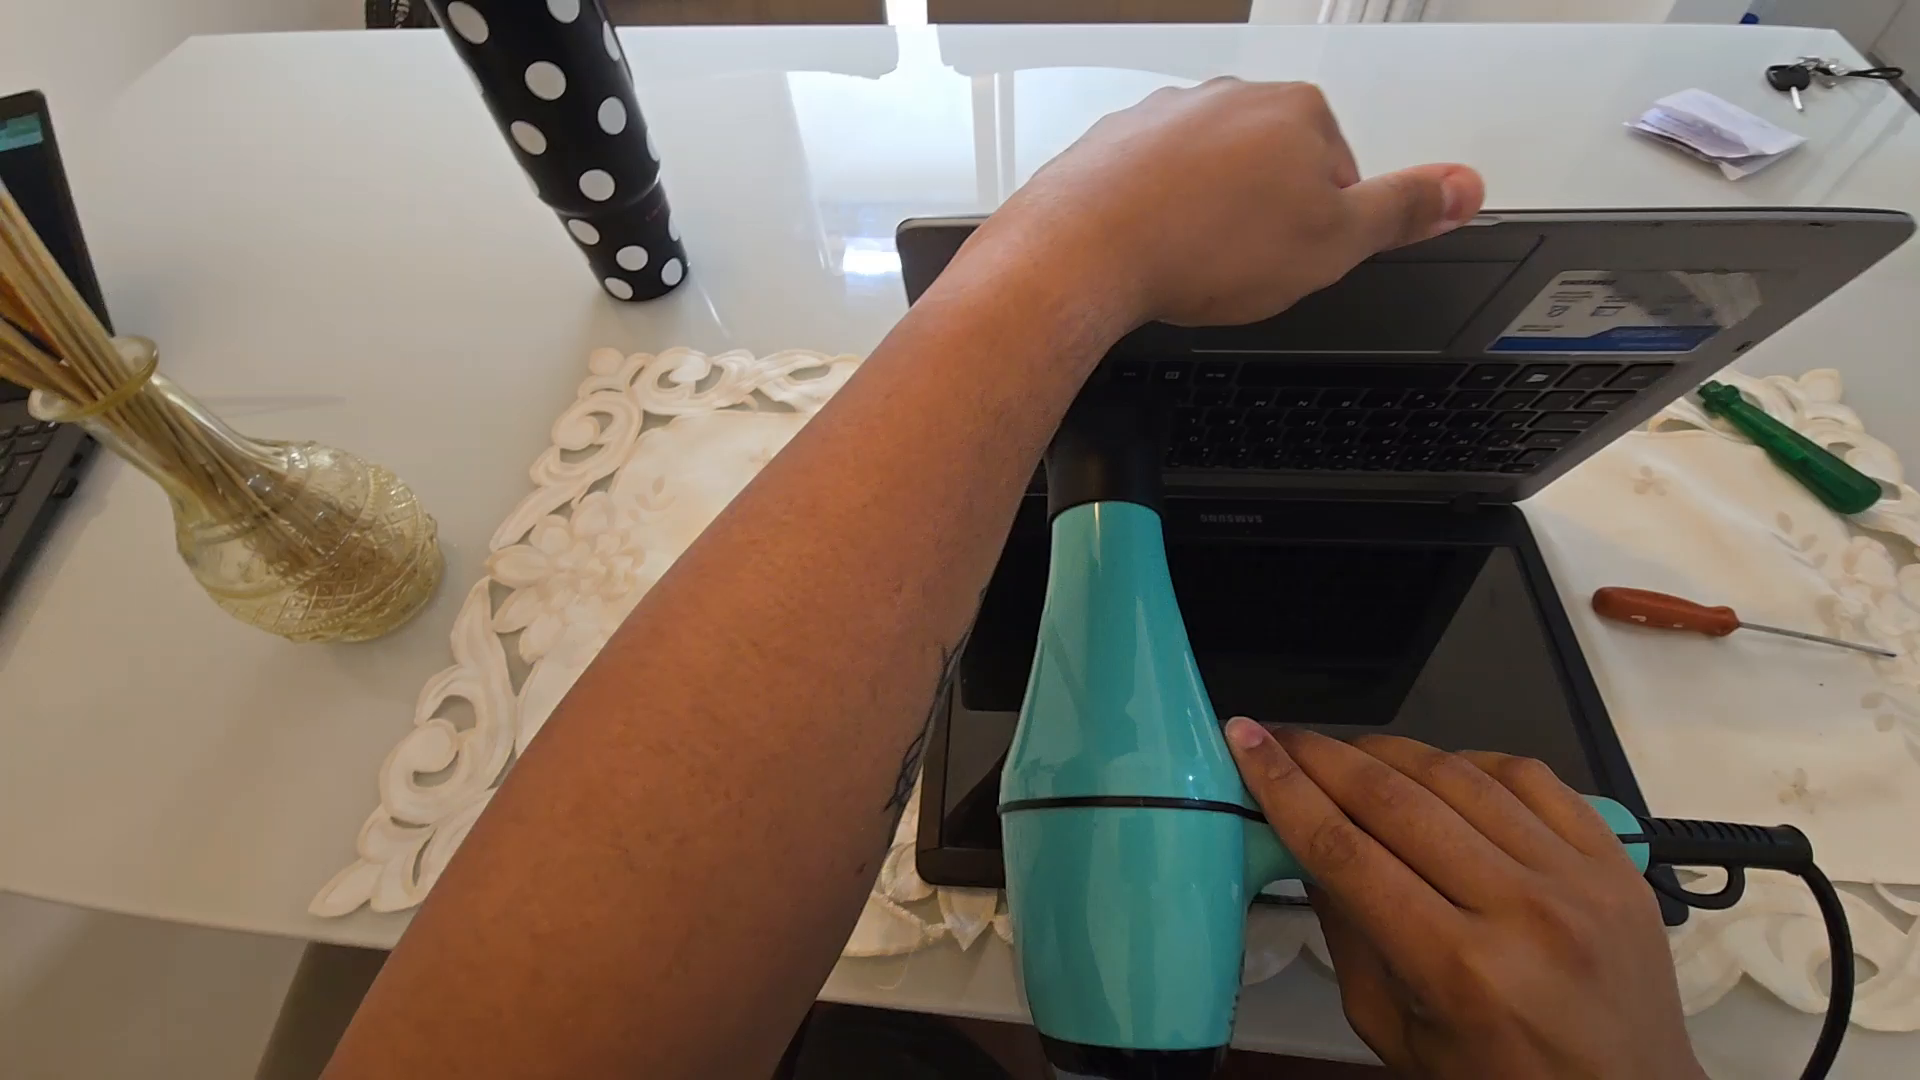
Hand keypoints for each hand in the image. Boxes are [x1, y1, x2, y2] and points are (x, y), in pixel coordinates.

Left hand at [969, 78, 1483, 327]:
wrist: (1088, 252)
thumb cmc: (1200, 247)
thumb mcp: (1328, 245)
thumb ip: (1399, 214)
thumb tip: (1463, 190)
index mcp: (1297, 115)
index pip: (1336, 171)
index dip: (1316, 230)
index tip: (1292, 259)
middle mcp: (1231, 100)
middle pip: (1267, 170)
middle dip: (1258, 220)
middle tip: (1236, 268)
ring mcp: (1166, 118)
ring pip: (1203, 177)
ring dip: (1201, 218)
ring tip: (1185, 262)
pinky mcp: (1114, 146)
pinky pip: (1147, 186)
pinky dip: (1150, 216)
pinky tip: (1145, 247)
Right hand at [1224, 721, 1705, 1079]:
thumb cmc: (1491, 1079)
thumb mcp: (1389, 1026)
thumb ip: (1343, 927)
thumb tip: (1302, 837)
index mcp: (1459, 968)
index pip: (1344, 847)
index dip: (1282, 784)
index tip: (1242, 737)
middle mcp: (1523, 912)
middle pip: (1391, 798)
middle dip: (1317, 754)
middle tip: (1276, 734)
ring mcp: (1577, 878)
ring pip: (1451, 772)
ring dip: (1379, 749)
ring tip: (1342, 753)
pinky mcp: (1612, 859)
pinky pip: (1523, 773)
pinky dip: (1462, 758)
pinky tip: (1432, 771)